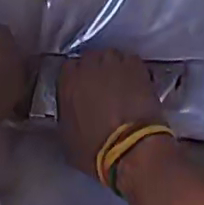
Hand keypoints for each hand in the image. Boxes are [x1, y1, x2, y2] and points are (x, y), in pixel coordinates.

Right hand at [56, 49, 168, 179]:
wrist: (132, 149)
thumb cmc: (94, 149)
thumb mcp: (66, 137)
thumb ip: (65, 116)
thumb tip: (69, 113)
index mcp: (68, 83)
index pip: (68, 68)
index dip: (76, 78)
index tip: (81, 89)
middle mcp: (89, 67)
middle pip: (90, 57)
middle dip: (95, 68)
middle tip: (101, 84)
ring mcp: (115, 65)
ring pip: (111, 55)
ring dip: (113, 65)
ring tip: (119, 80)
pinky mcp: (138, 69)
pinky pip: (131, 60)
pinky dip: (132, 68)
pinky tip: (135, 82)